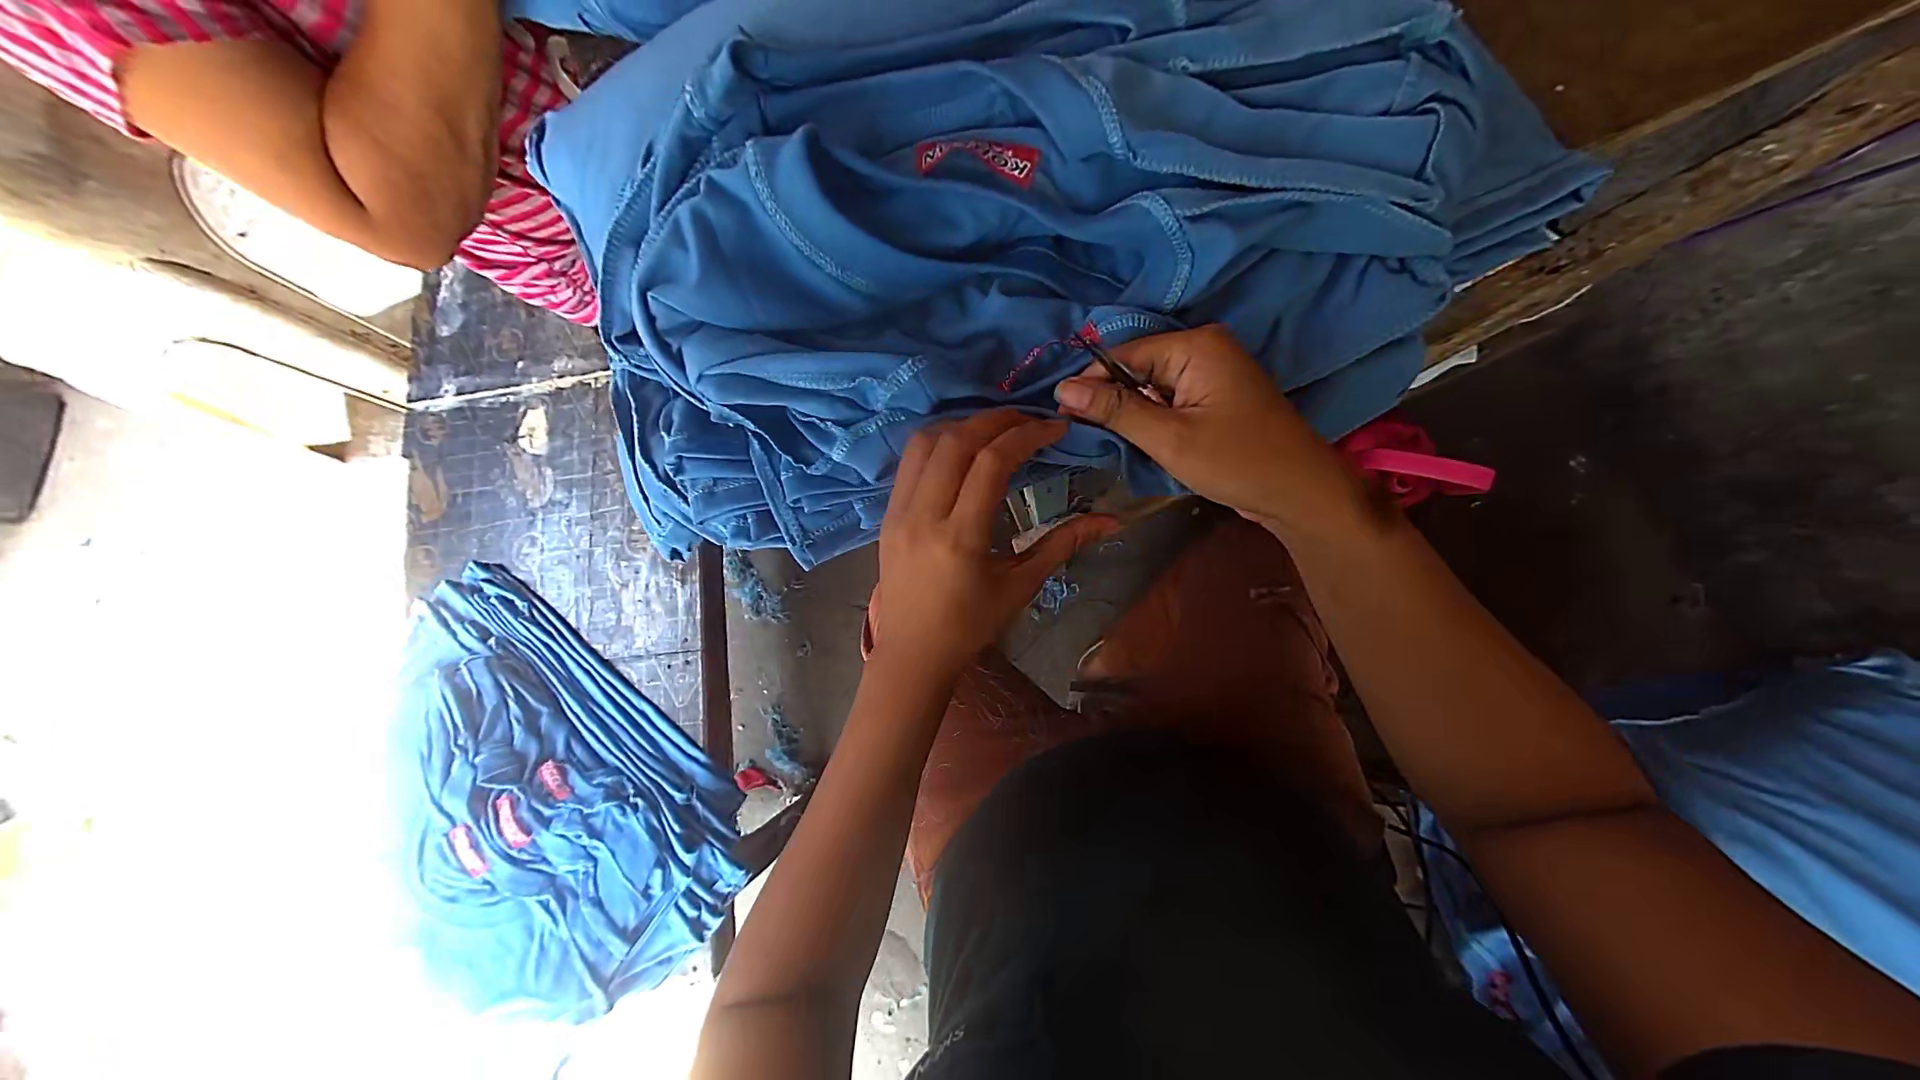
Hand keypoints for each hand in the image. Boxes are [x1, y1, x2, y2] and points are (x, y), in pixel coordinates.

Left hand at [874, 410, 1117, 674]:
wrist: (913, 654)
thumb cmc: (970, 625)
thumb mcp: (1021, 586)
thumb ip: (1063, 544)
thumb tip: (1113, 520)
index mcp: (960, 537)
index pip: (991, 462)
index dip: (1026, 435)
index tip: (1055, 429)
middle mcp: (923, 516)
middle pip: (956, 441)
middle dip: (997, 420)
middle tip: (1029, 421)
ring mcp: (898, 513)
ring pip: (926, 443)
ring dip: (963, 426)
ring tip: (995, 431)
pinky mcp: (886, 514)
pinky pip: (909, 462)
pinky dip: (938, 443)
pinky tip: (961, 449)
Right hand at [1053, 325, 1374, 541]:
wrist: (1298, 492)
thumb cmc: (1236, 462)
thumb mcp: (1169, 438)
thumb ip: (1115, 410)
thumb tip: (1063, 389)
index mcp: (1196, 345)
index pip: (1124, 354)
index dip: (1091, 383)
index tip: (1064, 416)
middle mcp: (1204, 347)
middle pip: (1137, 367)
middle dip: (1111, 399)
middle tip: (1085, 434)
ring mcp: (1212, 370)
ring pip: (1150, 385)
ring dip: (1131, 412)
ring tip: (1112, 441)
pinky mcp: (1214, 394)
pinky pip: (1169, 397)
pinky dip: (1152, 418)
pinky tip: (1141, 440)